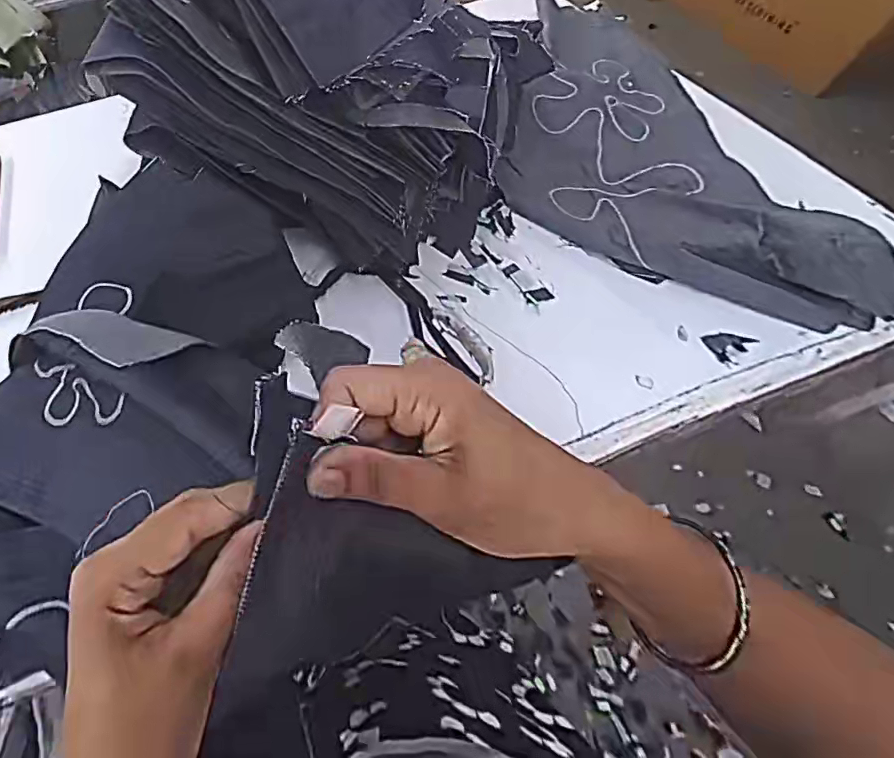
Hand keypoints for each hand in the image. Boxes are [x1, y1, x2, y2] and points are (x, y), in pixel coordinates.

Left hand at [65, 483, 261, 757]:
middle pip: (178, 520)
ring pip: (180, 537)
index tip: (272, 497)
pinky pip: (176, 560)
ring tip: (262, 534)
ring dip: (221, 535)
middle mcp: (105, 564)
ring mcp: (115, 577)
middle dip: (228, 516)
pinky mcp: (129, 593)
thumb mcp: (193, 654)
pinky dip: (208, 558)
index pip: (180, 516)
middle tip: (275, 515)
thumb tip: (257, 531)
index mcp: (107, 572)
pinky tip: (235, 558)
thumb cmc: (133, 736)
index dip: (230, 502)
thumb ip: (228, 584)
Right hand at [307, 354, 655, 561]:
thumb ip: (371, 478)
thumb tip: (318, 470)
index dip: (329, 428)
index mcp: (425, 386)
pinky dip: (390, 456)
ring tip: (413, 484)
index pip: (342, 385)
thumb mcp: (439, 497)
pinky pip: (388, 426)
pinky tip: (417, 479)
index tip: (335, 468)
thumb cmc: (528, 500)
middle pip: (353, 401)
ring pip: (367, 417)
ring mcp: (429, 395)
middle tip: (387, 484)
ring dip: (374, 455)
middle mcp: (425, 379)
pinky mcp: (433, 413)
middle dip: (354, 446)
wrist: (576, 514)